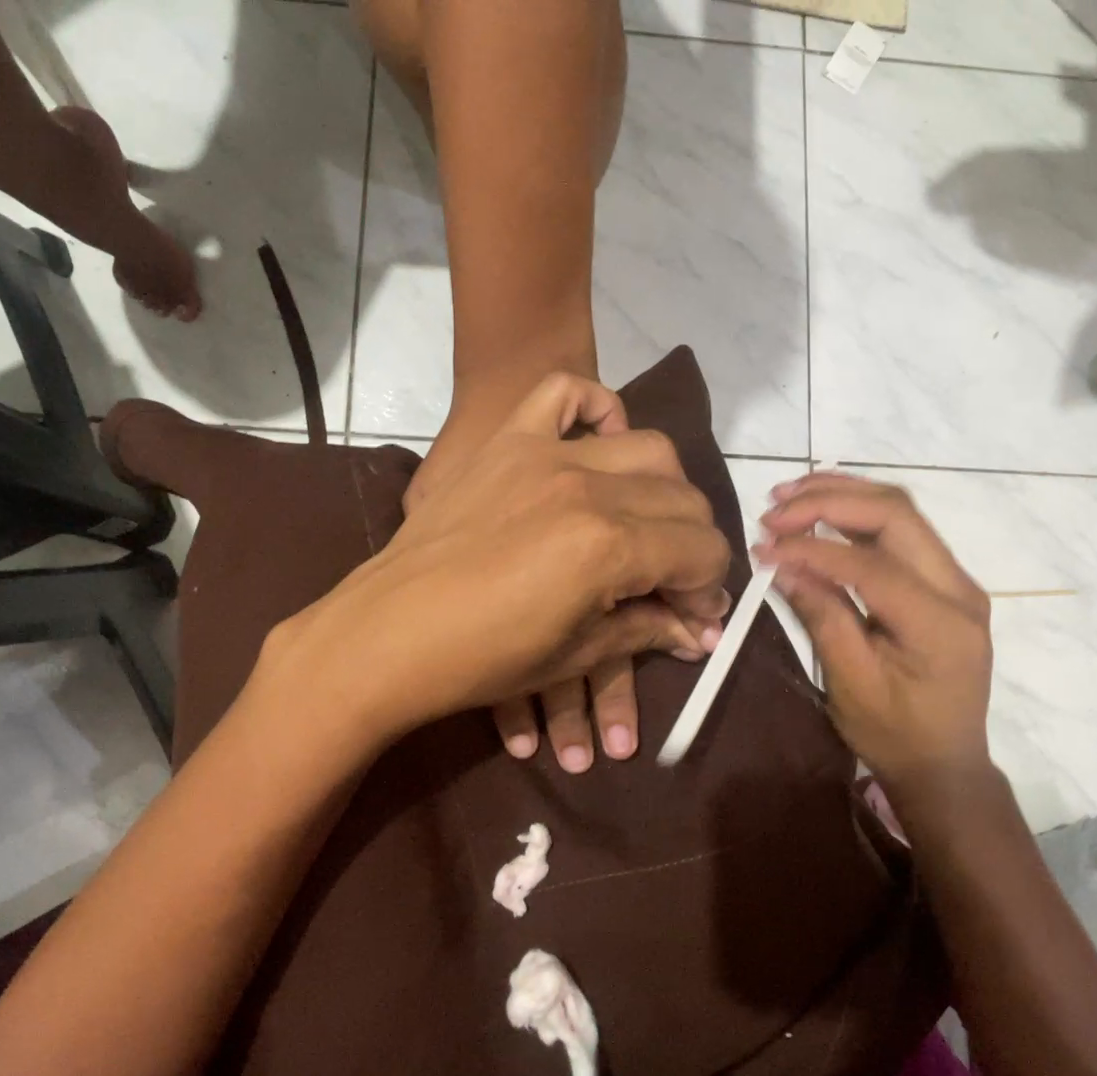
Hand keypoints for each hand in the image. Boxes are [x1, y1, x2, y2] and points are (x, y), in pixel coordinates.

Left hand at [408, 374, 728, 773]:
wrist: (388, 633)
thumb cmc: (481, 659)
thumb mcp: (574, 654)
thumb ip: (647, 629)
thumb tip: (697, 630)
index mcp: (608, 547)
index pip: (701, 550)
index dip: (708, 589)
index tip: (694, 616)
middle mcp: (589, 487)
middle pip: (684, 498)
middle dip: (694, 544)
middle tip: (673, 582)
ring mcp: (544, 454)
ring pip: (645, 446)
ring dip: (662, 487)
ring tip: (644, 523)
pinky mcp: (508, 441)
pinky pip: (564, 395)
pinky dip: (592, 408)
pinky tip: (596, 445)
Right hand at [755, 474, 992, 787]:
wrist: (945, 765)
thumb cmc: (895, 734)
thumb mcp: (851, 684)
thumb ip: (822, 617)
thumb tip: (782, 565)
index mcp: (939, 622)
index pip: (869, 563)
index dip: (810, 548)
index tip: (761, 546)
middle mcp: (959, 589)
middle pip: (895, 514)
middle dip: (829, 500)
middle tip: (773, 508)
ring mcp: (956, 581)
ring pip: (900, 512)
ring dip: (843, 495)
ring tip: (789, 494)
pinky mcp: (943, 582)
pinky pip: (901, 531)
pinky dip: (857, 514)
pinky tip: (819, 512)